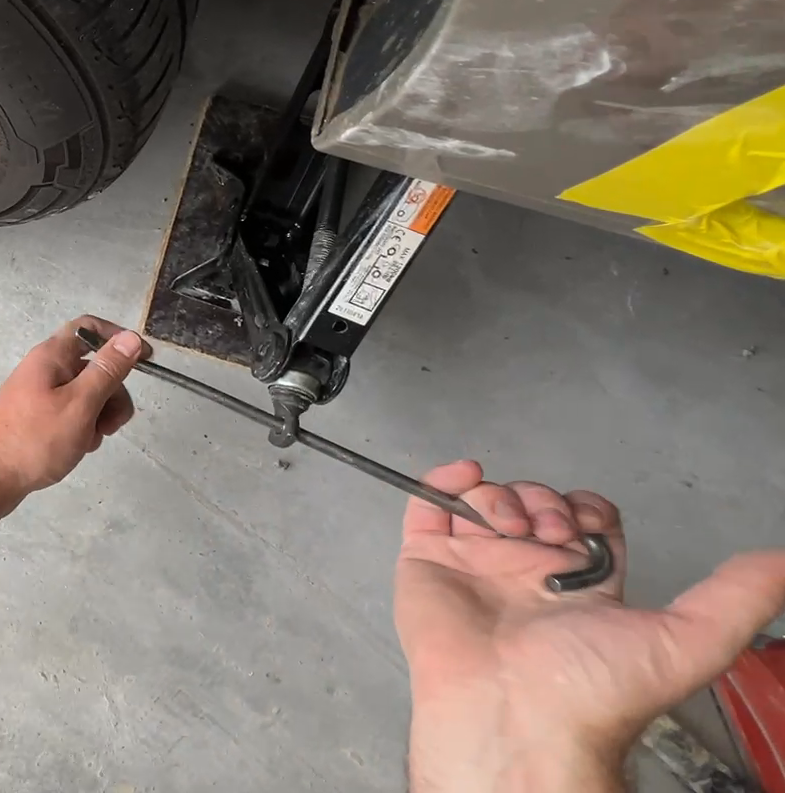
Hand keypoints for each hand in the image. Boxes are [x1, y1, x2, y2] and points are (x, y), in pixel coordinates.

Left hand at [0, 315, 143, 498]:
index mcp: (52, 356)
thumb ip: (107, 371)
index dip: (119, 339)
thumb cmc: (35, 438)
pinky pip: (71, 413)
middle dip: (111, 395)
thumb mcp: (80, 404)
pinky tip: (75, 448)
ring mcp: (39, 393)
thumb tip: (131, 337)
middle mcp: (44, 368)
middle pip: (94, 367)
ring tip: (86, 442)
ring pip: (86, 394)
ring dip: (97, 417)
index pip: (89, 328)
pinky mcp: (37, 415)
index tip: (145, 361)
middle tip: (109, 426)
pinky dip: (81, 428)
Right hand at [395, 460, 784, 792]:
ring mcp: (473, 560)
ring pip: (485, 498)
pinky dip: (443, 480)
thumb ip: (731, 600)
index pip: (584, 524)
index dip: (587, 510)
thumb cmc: (591, 682)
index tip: (589, 526)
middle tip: (549, 531)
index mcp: (579, 584)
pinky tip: (466, 474)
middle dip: (543, 501)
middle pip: (532, 503)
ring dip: (501, 494)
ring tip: (508, 524)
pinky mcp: (426, 556)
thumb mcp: (683, 643)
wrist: (512, 703)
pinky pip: (426, 504)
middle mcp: (525, 568)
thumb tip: (781, 558)